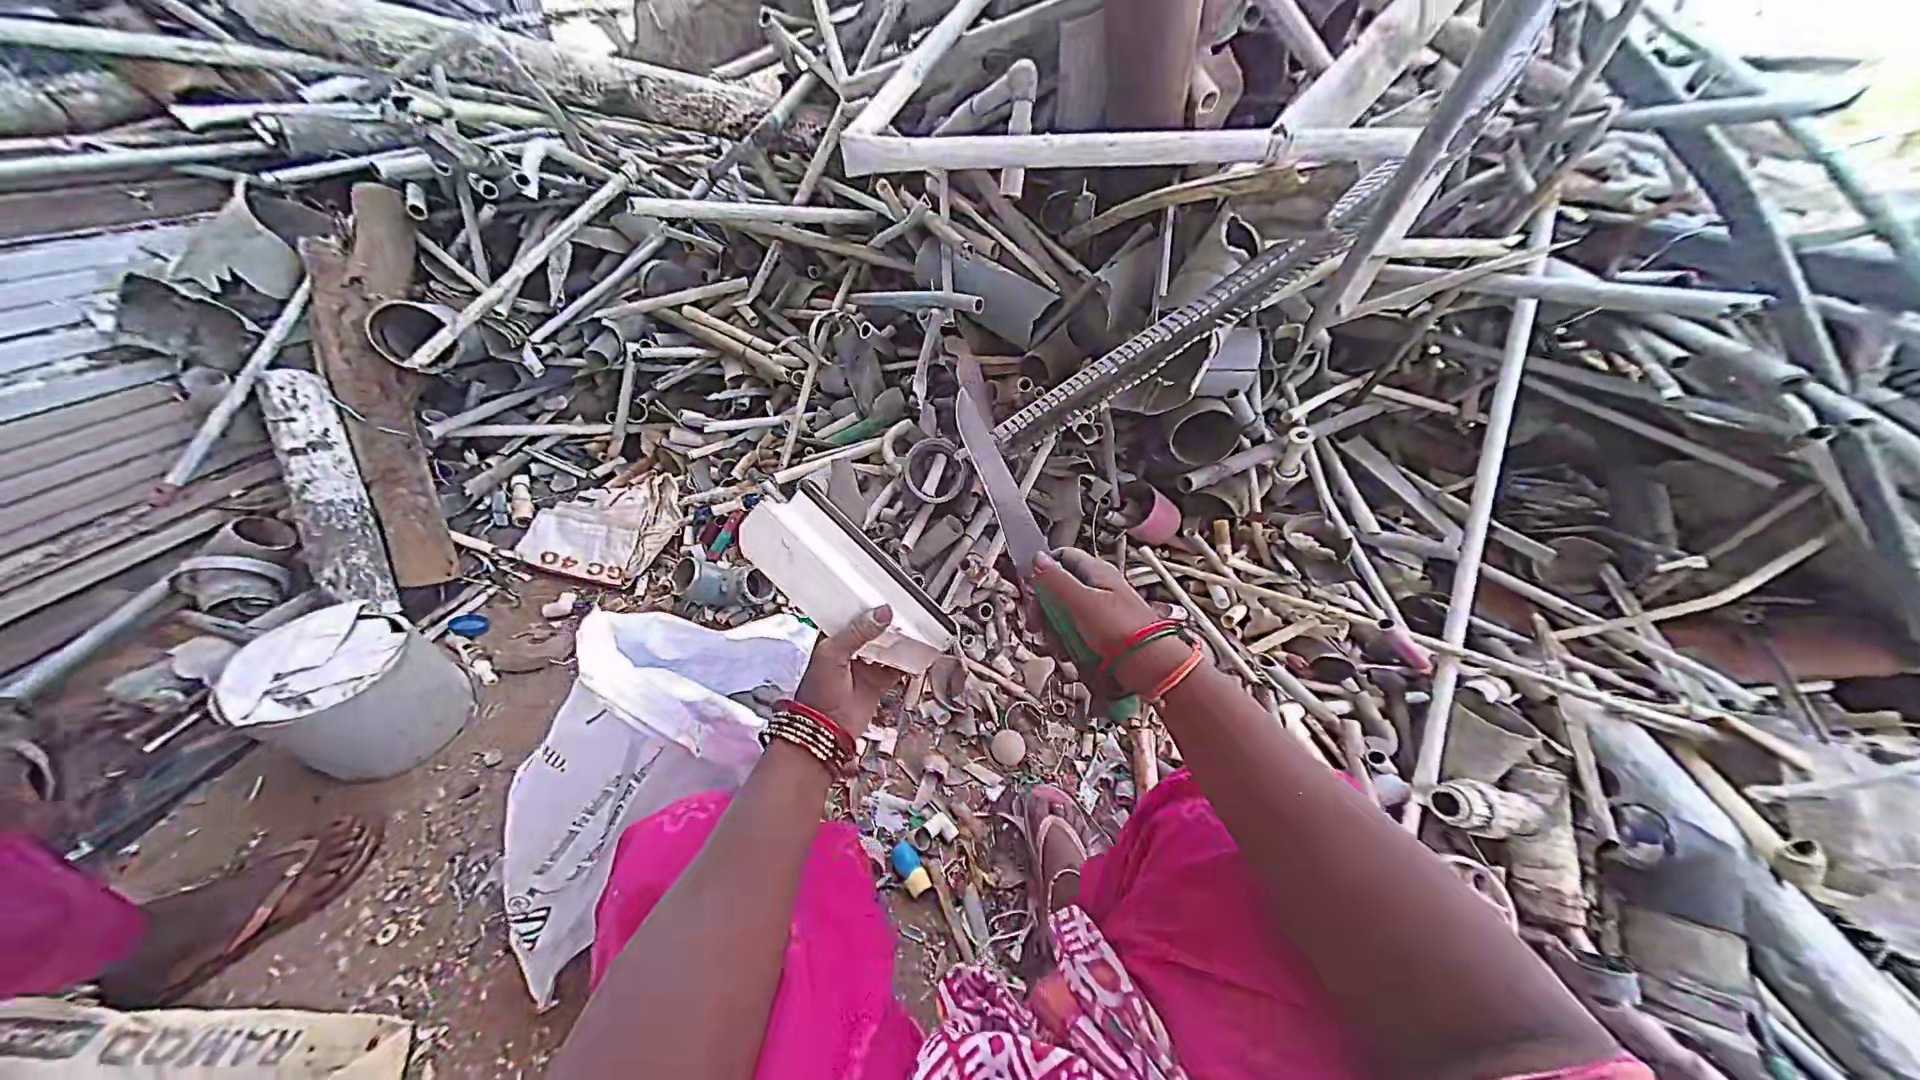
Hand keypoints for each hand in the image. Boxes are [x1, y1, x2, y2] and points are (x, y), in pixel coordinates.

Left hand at [793, 606, 899, 738]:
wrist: (826, 729)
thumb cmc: (817, 694)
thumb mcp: (834, 653)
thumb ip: (858, 632)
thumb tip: (881, 613)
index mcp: (834, 640)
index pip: (855, 617)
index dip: (870, 609)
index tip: (886, 600)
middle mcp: (851, 651)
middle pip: (875, 632)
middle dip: (888, 625)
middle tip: (904, 615)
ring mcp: (865, 667)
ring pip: (888, 649)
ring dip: (899, 642)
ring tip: (912, 631)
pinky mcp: (878, 682)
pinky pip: (897, 668)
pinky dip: (907, 662)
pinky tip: (915, 654)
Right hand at [1034, 549, 1199, 694]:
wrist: (1152, 666)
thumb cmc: (1124, 632)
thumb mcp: (1082, 602)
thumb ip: (1056, 580)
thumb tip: (1037, 558)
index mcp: (1096, 573)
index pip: (1061, 558)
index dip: (1043, 571)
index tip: (1032, 590)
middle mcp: (1098, 589)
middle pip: (1058, 589)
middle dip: (1044, 609)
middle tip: (1039, 624)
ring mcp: (1099, 612)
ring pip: (1063, 614)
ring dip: (1054, 630)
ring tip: (1059, 643)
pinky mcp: (1100, 634)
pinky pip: (1073, 633)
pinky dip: (1067, 643)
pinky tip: (1068, 653)